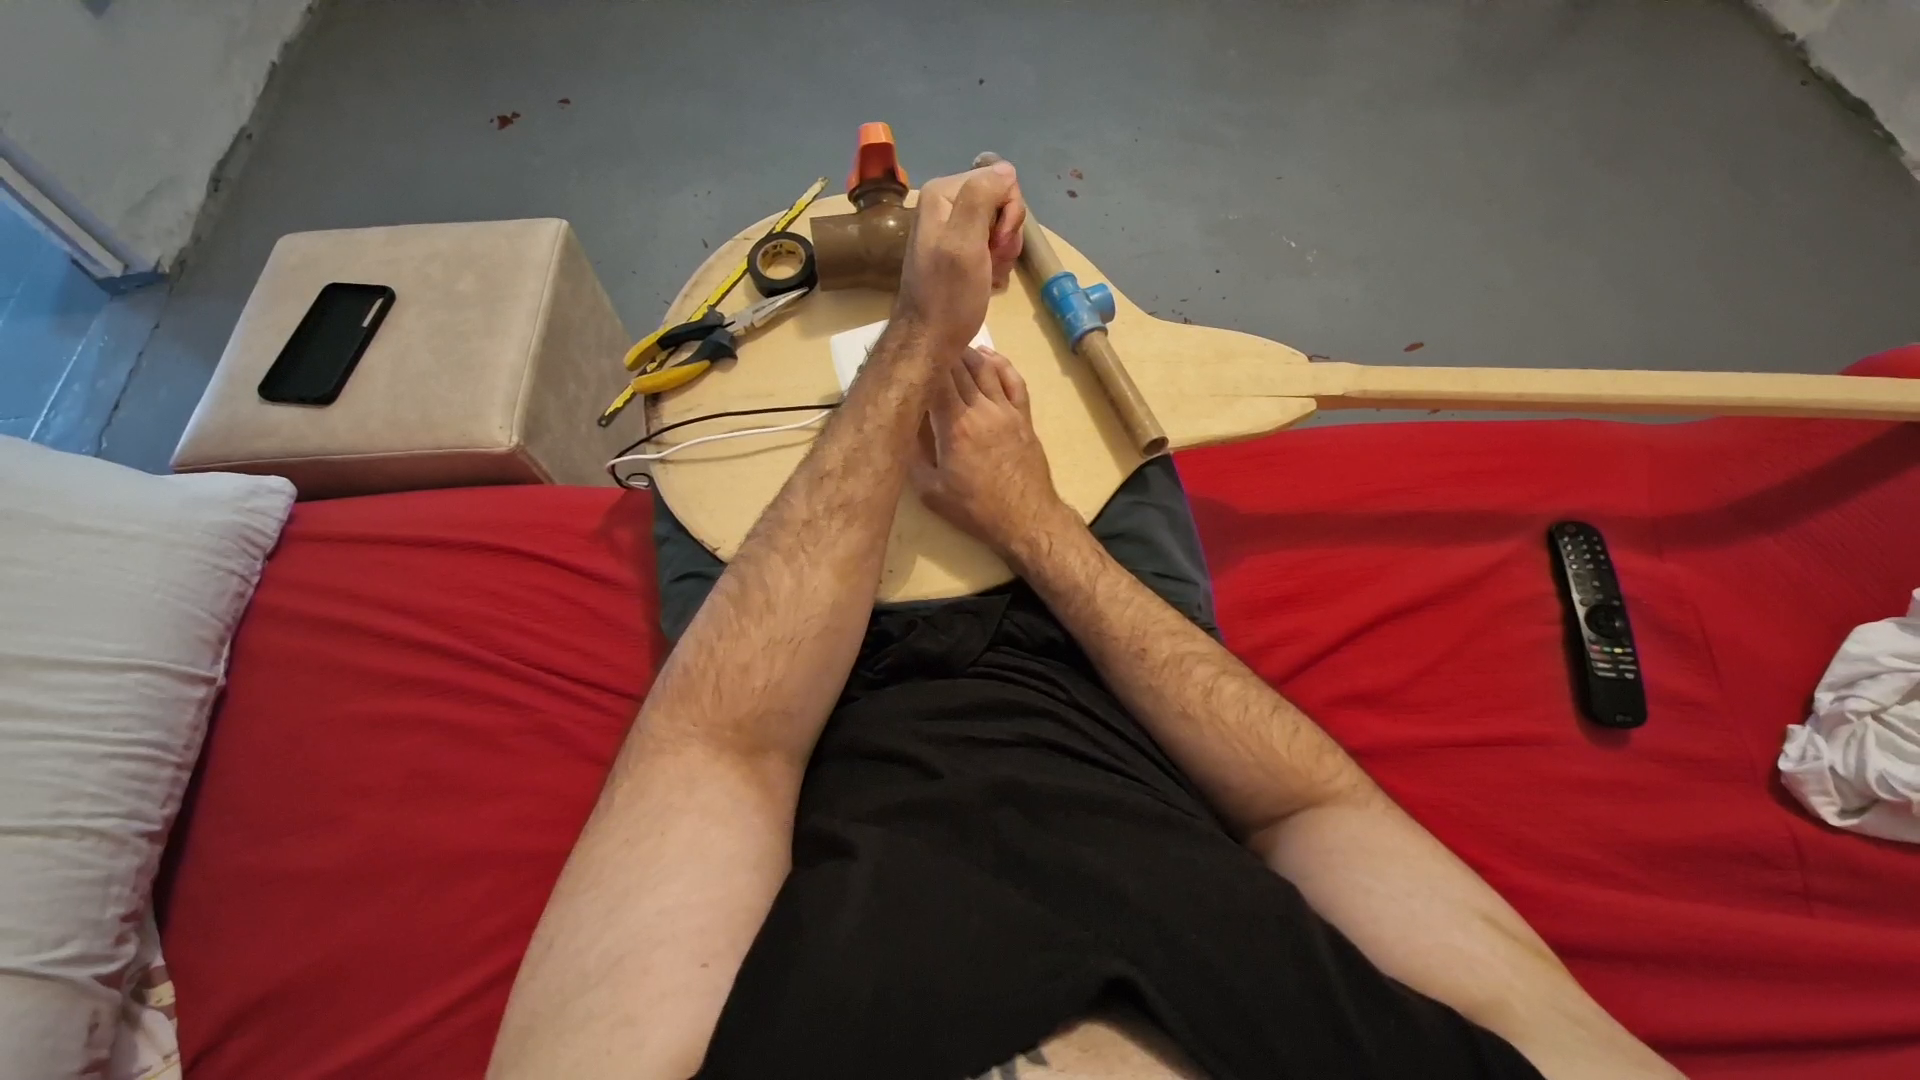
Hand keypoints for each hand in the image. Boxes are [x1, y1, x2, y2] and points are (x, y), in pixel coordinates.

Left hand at [892, 164, 1025, 352]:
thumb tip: (1006, 169)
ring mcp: (953, 229)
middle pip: (1001, 200)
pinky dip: (997, 262)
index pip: (999, 178)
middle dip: (1007, 232)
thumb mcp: (965, 243)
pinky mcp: (960, 251)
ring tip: (989, 273)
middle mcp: (945, 205)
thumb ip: (982, 198)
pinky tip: (988, 279)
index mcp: (942, 193)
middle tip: (992, 261)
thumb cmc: (948, 297)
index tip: (995, 243)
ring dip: (1004, 250)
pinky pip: (993, 243)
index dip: (1007, 212)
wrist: (931, 340)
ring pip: (1001, 224)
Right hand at [913, 346, 1074, 556]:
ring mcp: (1006, 410)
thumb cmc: (976, 510)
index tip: (904, 355)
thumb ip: (912, 458)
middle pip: (958, 367)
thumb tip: (898, 430)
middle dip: (939, 352)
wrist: (1025, 519)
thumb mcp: (931, 492)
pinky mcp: (1023, 416)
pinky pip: (1011, 379)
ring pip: (984, 368)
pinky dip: (998, 362)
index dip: (919, 362)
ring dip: (965, 352)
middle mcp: (981, 410)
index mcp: (955, 426)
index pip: (935, 379)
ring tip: (948, 343)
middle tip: (921, 344)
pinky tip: (986, 356)